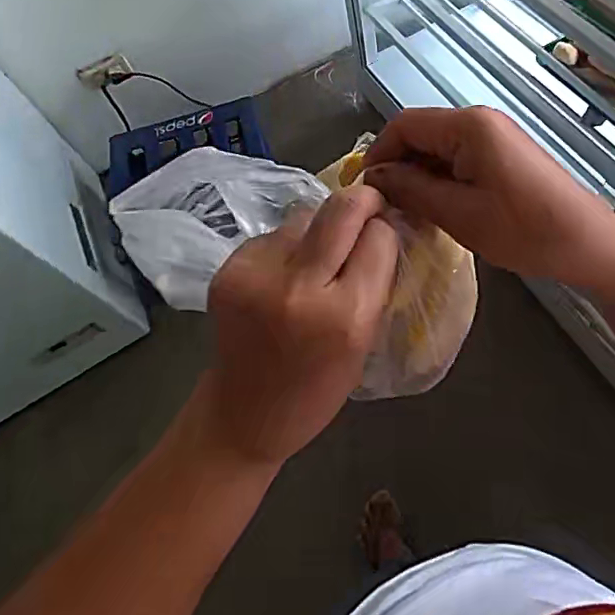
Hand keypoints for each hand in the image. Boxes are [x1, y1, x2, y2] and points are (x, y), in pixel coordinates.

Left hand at [198, 185, 398, 465]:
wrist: (243, 414)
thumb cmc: (317, 388)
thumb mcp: (364, 343)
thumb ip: (375, 283)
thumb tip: (383, 225)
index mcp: (345, 317)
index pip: (379, 238)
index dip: (386, 230)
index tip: (385, 231)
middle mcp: (299, 288)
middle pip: (341, 208)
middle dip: (362, 200)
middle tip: (369, 206)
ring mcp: (257, 273)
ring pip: (305, 214)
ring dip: (320, 226)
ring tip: (316, 257)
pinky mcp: (229, 267)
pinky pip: (274, 233)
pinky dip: (286, 245)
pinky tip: (283, 274)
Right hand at [362, 107, 614, 293]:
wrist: (588, 245)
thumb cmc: (525, 231)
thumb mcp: (459, 214)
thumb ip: (411, 189)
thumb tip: (375, 177)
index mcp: (469, 126)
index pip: (404, 124)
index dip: (378, 154)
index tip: (365, 190)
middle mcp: (481, 121)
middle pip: (420, 133)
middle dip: (398, 165)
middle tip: (385, 206)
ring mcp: (495, 136)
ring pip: (438, 147)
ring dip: (419, 175)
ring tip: (409, 211)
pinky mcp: (503, 154)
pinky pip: (459, 158)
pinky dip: (441, 179)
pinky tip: (437, 208)